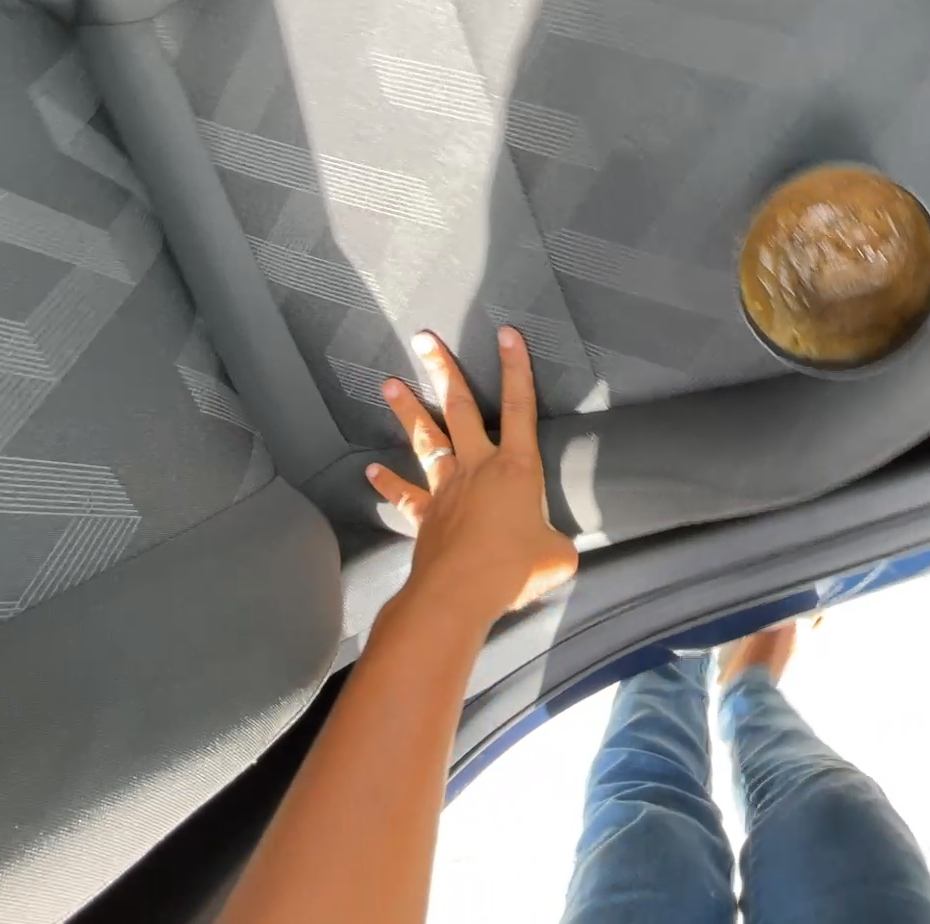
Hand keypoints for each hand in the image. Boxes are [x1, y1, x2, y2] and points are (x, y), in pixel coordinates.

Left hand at [365, 327, 577, 628]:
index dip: (516, 369)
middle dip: (444, 370)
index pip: (520, 407)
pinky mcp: (426, 514)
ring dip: (408, 410)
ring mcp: (447, 488)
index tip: (507, 334)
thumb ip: (555, 541)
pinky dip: (389, 483)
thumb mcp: (558, 555)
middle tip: (424, 339)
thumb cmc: (514, 570)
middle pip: (459, 408)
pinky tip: (371, 471)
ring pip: (426, 439)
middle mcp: (479, 467)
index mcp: (517, 468)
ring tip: (388, 384)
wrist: (459, 595)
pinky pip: (406, 494)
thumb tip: (549, 546)